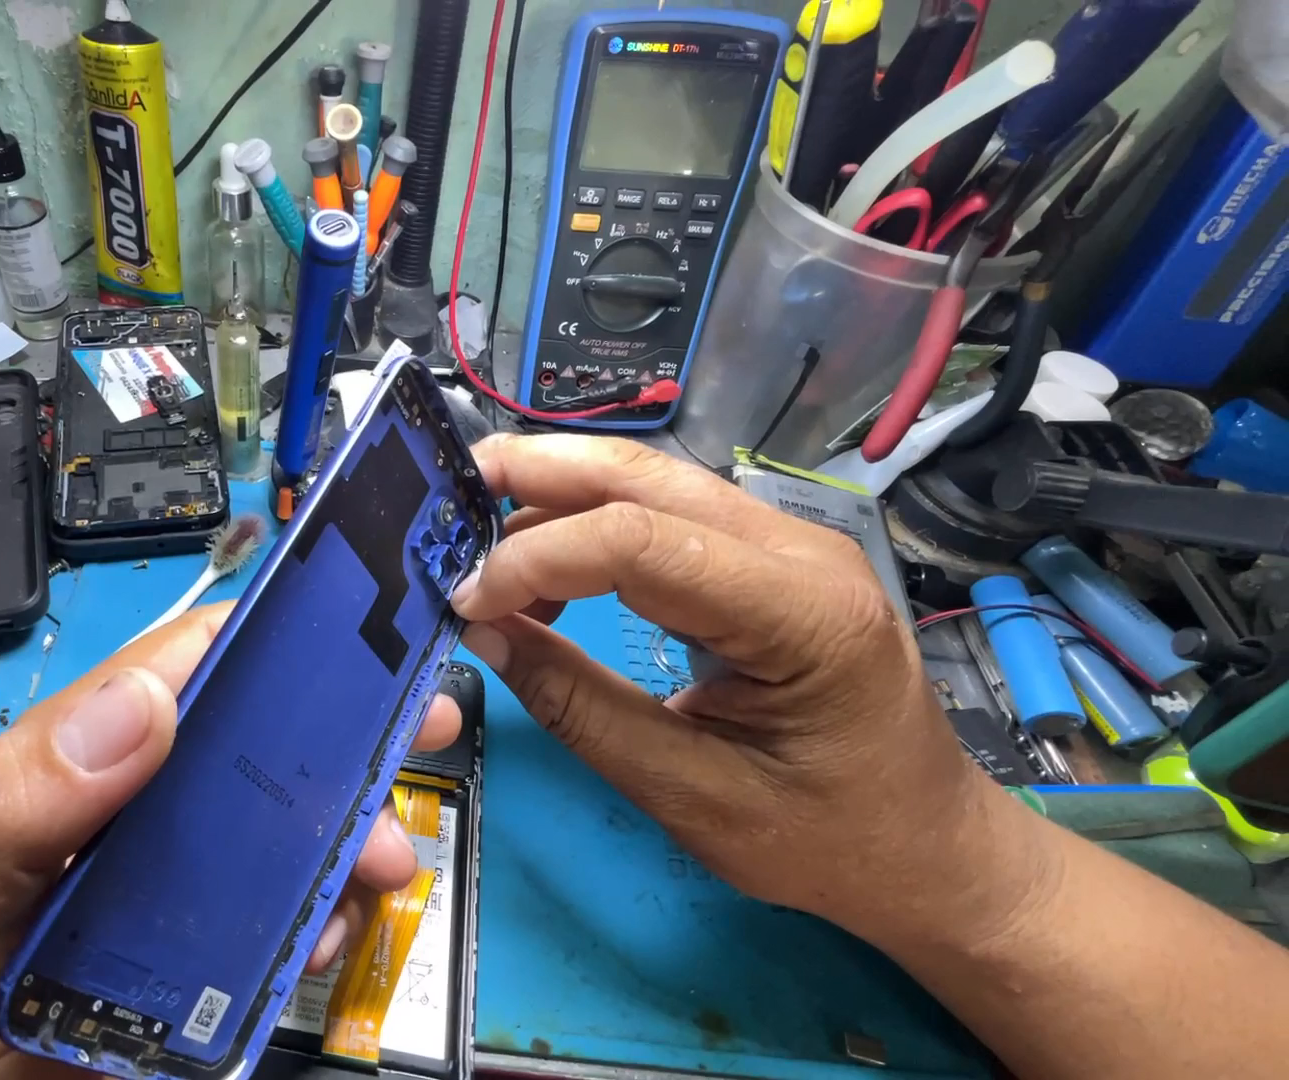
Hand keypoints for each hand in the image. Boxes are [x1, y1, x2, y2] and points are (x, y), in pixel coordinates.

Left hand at [0, 604, 461, 1079]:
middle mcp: (153, 801)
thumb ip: (14, 803)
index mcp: (87, 762)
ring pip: (297, 818)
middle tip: (422, 722)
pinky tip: (326, 937)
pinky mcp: (230, 940)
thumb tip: (145, 701)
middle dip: (342, 728)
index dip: (261, 640)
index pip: (179, 669)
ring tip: (383, 860)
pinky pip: (303, 904)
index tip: (344, 639)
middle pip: (260, 738)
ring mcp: (197, 871)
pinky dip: (334, 910)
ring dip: (353, 825)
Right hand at [451, 434, 1022, 935]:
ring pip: (640, 480)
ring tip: (478, 545)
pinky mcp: (755, 554)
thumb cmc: (828, 840)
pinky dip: (579, 529)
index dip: (536, 558)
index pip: (639, 542)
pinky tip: (540, 576)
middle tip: (446, 498)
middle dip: (529, 474)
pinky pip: (652, 515)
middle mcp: (794, 547)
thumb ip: (576, 705)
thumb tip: (482, 632)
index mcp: (801, 614)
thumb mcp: (688, 793)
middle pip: (638, 475)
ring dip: (547, 497)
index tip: (465, 600)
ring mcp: (779, 540)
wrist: (929, 848)